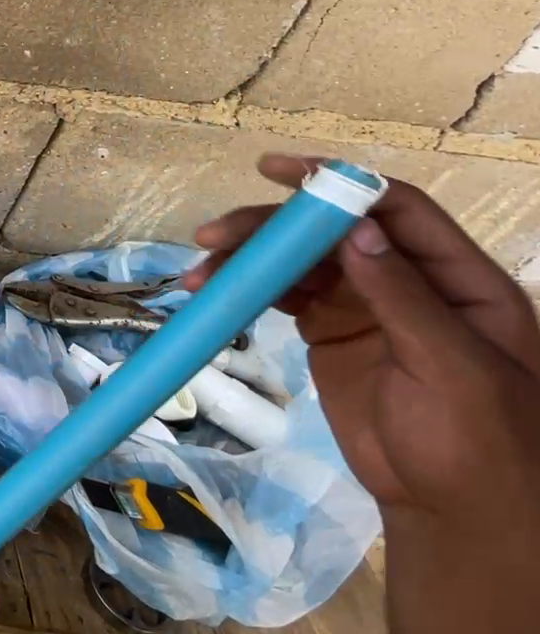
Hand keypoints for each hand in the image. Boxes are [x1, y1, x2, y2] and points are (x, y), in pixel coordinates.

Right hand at [185, 154, 539, 632]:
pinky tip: (216, 291)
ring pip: (297, 258)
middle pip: (329, 231)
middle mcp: (410, 283)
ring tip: (201, 275)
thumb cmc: (482, 446)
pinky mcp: (330, 329)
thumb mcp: (453, 371)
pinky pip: (282, 291)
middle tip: (211, 237)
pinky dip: (245, 285)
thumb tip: (355, 229)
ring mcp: (366, 306)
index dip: (339, 183)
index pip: (397, 211)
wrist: (456, 511)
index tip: (276, 170)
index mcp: (461, 284)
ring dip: (246, 258)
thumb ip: (405, 297)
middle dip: (268, 227)